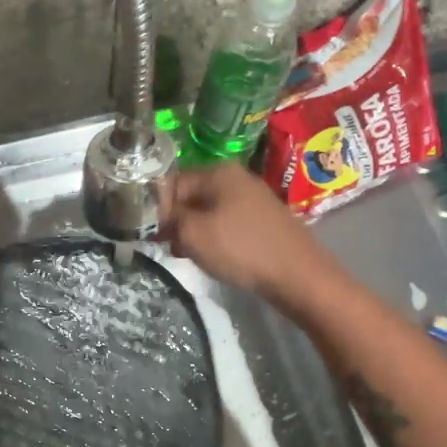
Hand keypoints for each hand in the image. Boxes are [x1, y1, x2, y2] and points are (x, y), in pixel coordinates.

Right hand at [166, 164, 318, 292]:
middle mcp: (235, 177)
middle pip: (190, 196)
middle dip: (175, 221)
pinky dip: (213, 237)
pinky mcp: (261, 219)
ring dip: (192, 232)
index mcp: (217, 171)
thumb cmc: (240, 248)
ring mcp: (251, 198)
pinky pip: (225, 222)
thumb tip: (156, 215)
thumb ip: (168, 218)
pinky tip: (212, 256)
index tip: (149, 232)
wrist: (297, 274)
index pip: (171, 182)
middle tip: (167, 246)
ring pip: (207, 211)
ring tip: (188, 254)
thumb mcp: (193, 233)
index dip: (156, 207)